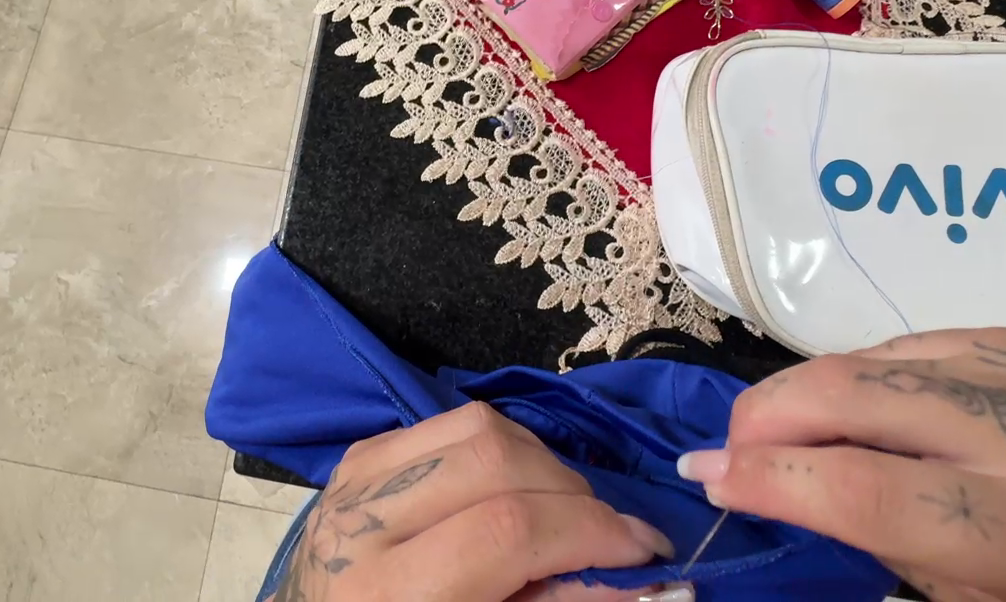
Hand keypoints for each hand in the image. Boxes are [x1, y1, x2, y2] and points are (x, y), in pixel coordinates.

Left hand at [275, 401, 691, 601]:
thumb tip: (638, 578)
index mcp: (388, 591)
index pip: (505, 529)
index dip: (588, 532)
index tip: (646, 550)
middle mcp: (365, 515)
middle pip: (494, 459)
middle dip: (573, 492)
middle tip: (611, 535)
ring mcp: (359, 472)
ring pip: (477, 424)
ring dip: (543, 460)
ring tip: (567, 509)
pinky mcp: (363, 450)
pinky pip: (451, 421)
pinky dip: (504, 446)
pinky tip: (520, 484)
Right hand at [677, 327, 1005, 601]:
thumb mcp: (972, 598)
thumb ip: (863, 530)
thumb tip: (747, 475)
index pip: (865, 488)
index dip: (768, 476)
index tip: (705, 474)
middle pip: (847, 394)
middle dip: (764, 415)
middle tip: (732, 448)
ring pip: (851, 361)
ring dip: (796, 397)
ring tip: (786, 435)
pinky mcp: (1001, 339)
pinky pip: (882, 349)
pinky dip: (843, 380)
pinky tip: (850, 412)